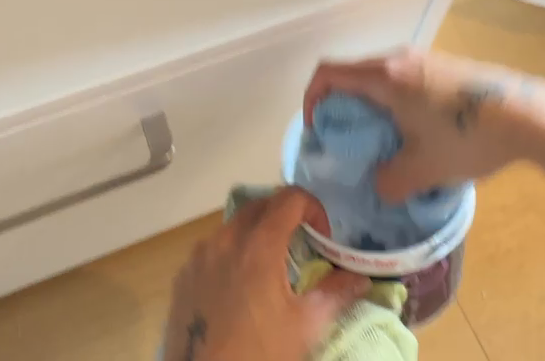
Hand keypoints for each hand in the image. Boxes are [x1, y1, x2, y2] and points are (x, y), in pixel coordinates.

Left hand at [161, 188, 370, 360]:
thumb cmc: (259, 353)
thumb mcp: (304, 326)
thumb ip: (335, 293)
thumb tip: (361, 277)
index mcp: (258, 245)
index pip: (289, 199)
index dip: (312, 208)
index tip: (323, 237)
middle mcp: (225, 239)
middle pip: (260, 206)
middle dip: (285, 215)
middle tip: (302, 245)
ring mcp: (199, 255)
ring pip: (233, 225)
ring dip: (256, 233)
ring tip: (271, 267)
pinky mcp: (183, 274)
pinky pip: (211, 248)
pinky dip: (231, 253)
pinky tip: (238, 287)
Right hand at [304, 49, 544, 202]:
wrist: (530, 116)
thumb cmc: (467, 137)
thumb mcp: (424, 170)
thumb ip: (390, 181)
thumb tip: (379, 185)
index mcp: (384, 77)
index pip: (328, 74)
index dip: (312, 99)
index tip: (319, 130)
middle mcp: (398, 58)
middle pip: (351, 72)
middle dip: (340, 105)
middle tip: (348, 141)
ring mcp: (424, 59)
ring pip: (379, 75)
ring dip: (369, 103)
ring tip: (383, 139)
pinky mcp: (444, 66)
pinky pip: (402, 77)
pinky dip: (393, 100)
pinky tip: (417, 130)